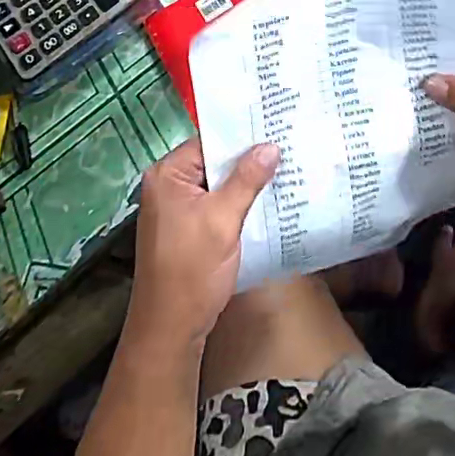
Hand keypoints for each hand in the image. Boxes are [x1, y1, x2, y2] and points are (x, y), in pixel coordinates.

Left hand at [130, 139, 278, 344]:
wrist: (170, 329)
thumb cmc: (191, 270)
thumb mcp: (223, 219)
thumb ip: (246, 180)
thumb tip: (271, 146)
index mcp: (167, 175)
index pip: (209, 141)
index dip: (241, 134)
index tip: (275, 125)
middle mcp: (168, 185)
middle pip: (214, 160)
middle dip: (248, 157)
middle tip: (286, 143)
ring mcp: (177, 207)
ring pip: (218, 183)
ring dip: (246, 180)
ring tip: (284, 166)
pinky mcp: (188, 227)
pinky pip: (216, 202)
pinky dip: (238, 200)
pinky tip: (267, 198)